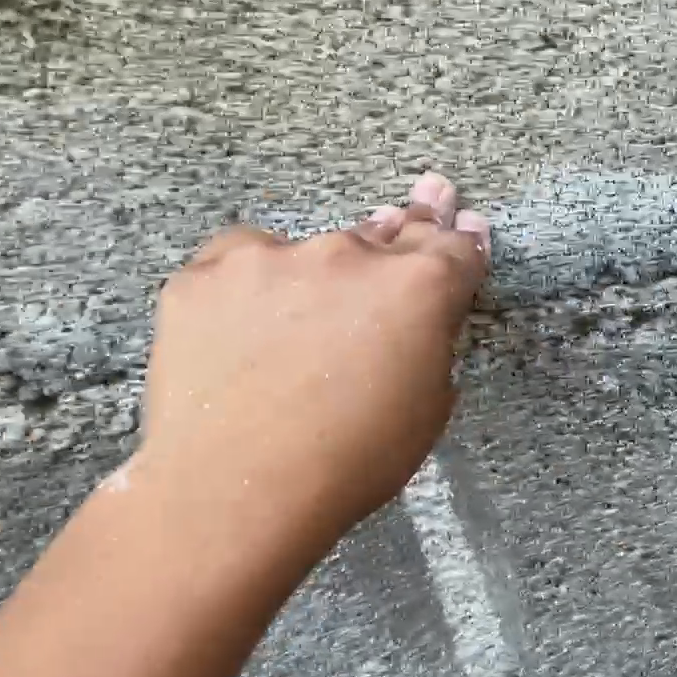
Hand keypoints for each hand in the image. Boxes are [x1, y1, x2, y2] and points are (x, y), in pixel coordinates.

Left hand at [132, 172, 490, 548]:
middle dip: (417, 216)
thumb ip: (430, 341)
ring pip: (317, 246)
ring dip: (334, 262)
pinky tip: (259, 312)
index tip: (470, 221)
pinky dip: (260, 277)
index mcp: (420, 289)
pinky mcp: (206, 275)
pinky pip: (245, 258)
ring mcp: (275, 260)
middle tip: (431, 192)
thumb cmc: (358, 454)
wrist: (242, 484)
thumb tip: (419, 320)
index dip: (467, 237)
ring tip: (330, 290)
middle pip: (394, 229)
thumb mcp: (432, 399)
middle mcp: (352, 258)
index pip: (457, 248)